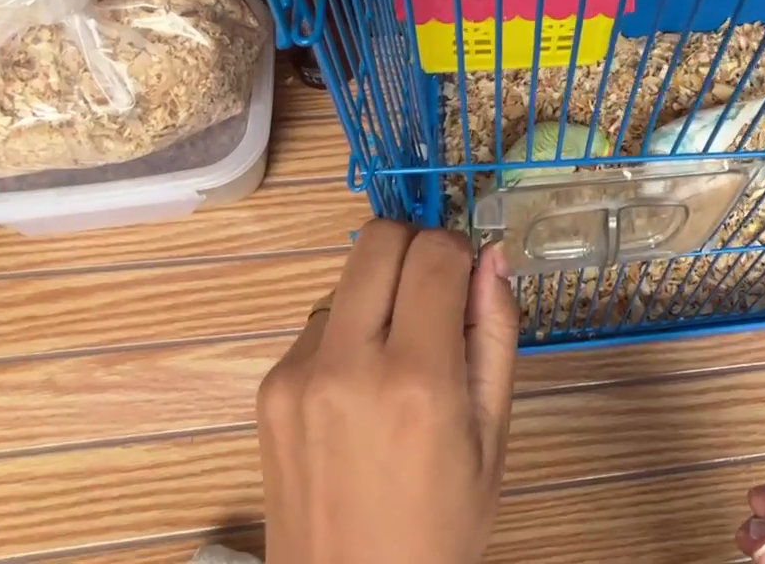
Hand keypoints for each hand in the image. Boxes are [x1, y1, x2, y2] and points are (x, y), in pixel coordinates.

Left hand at [256, 220, 517, 563]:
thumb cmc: (440, 526)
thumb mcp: (492, 436)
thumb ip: (495, 333)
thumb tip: (491, 254)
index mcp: (417, 380)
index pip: (434, 252)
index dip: (460, 251)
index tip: (468, 280)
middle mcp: (347, 364)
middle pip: (378, 238)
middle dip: (416, 246)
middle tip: (436, 294)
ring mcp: (297, 374)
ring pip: (349, 275)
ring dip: (382, 291)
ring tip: (399, 358)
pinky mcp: (270, 387)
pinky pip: (322, 321)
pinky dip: (351, 330)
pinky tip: (362, 388)